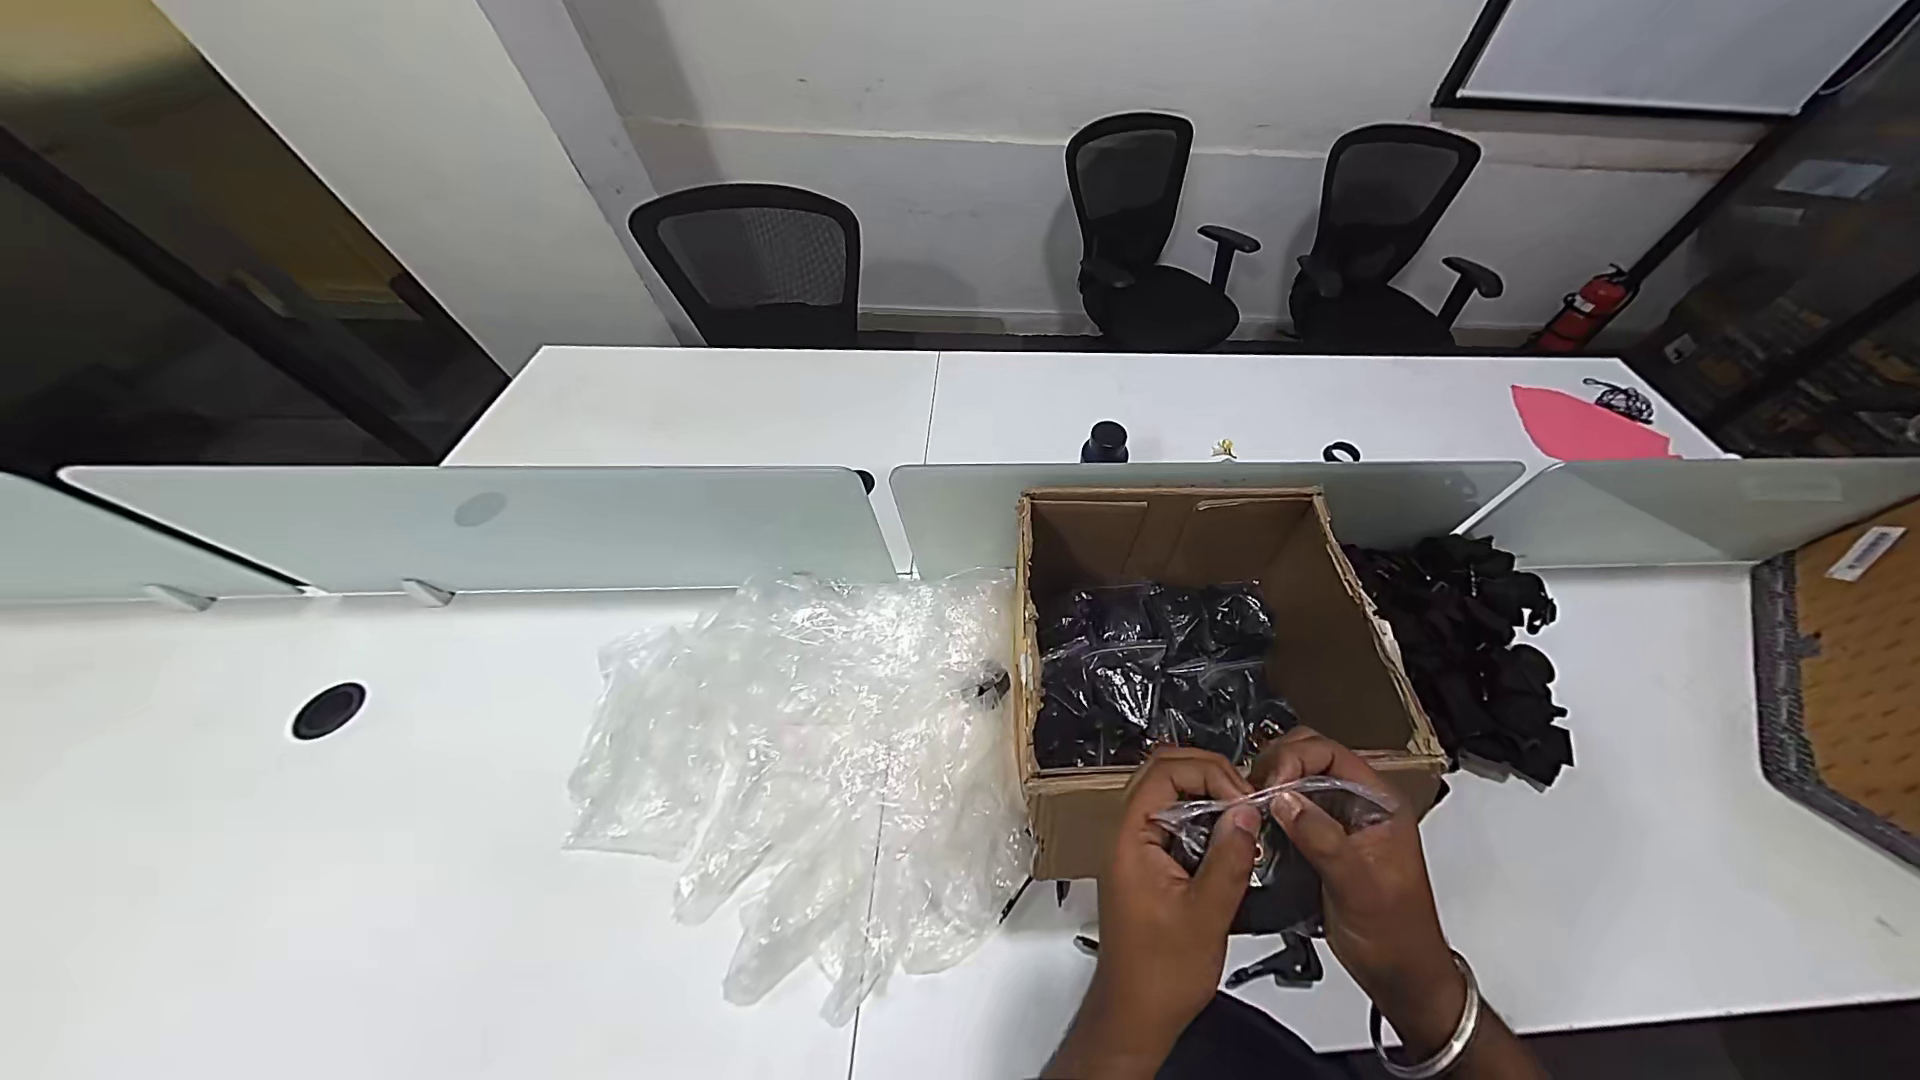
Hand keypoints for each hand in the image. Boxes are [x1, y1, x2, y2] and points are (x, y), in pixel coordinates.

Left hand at [1044, 748, 1255, 1077]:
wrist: (1136, 1010)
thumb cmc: (1158, 973)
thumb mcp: (1206, 915)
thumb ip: (1228, 860)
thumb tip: (1247, 813)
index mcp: (1130, 835)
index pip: (1163, 771)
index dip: (1207, 773)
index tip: (1241, 797)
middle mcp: (1127, 832)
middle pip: (1164, 773)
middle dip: (1209, 775)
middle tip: (1246, 799)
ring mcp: (1136, 844)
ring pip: (1169, 794)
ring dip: (1207, 797)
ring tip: (1242, 818)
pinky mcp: (1149, 860)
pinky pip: (1174, 821)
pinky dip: (1203, 821)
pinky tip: (1229, 841)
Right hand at [1251, 728, 1466, 1056]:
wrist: (1400, 978)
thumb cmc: (1396, 937)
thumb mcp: (1361, 890)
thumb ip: (1325, 842)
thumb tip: (1283, 798)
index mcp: (1377, 802)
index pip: (1328, 752)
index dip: (1293, 759)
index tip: (1270, 786)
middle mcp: (1354, 800)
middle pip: (1304, 752)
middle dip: (1273, 764)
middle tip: (1253, 792)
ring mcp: (1333, 814)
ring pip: (1290, 773)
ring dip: (1265, 783)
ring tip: (1249, 807)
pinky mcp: (1314, 832)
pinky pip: (1282, 801)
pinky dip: (1263, 803)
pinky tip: (1252, 821)